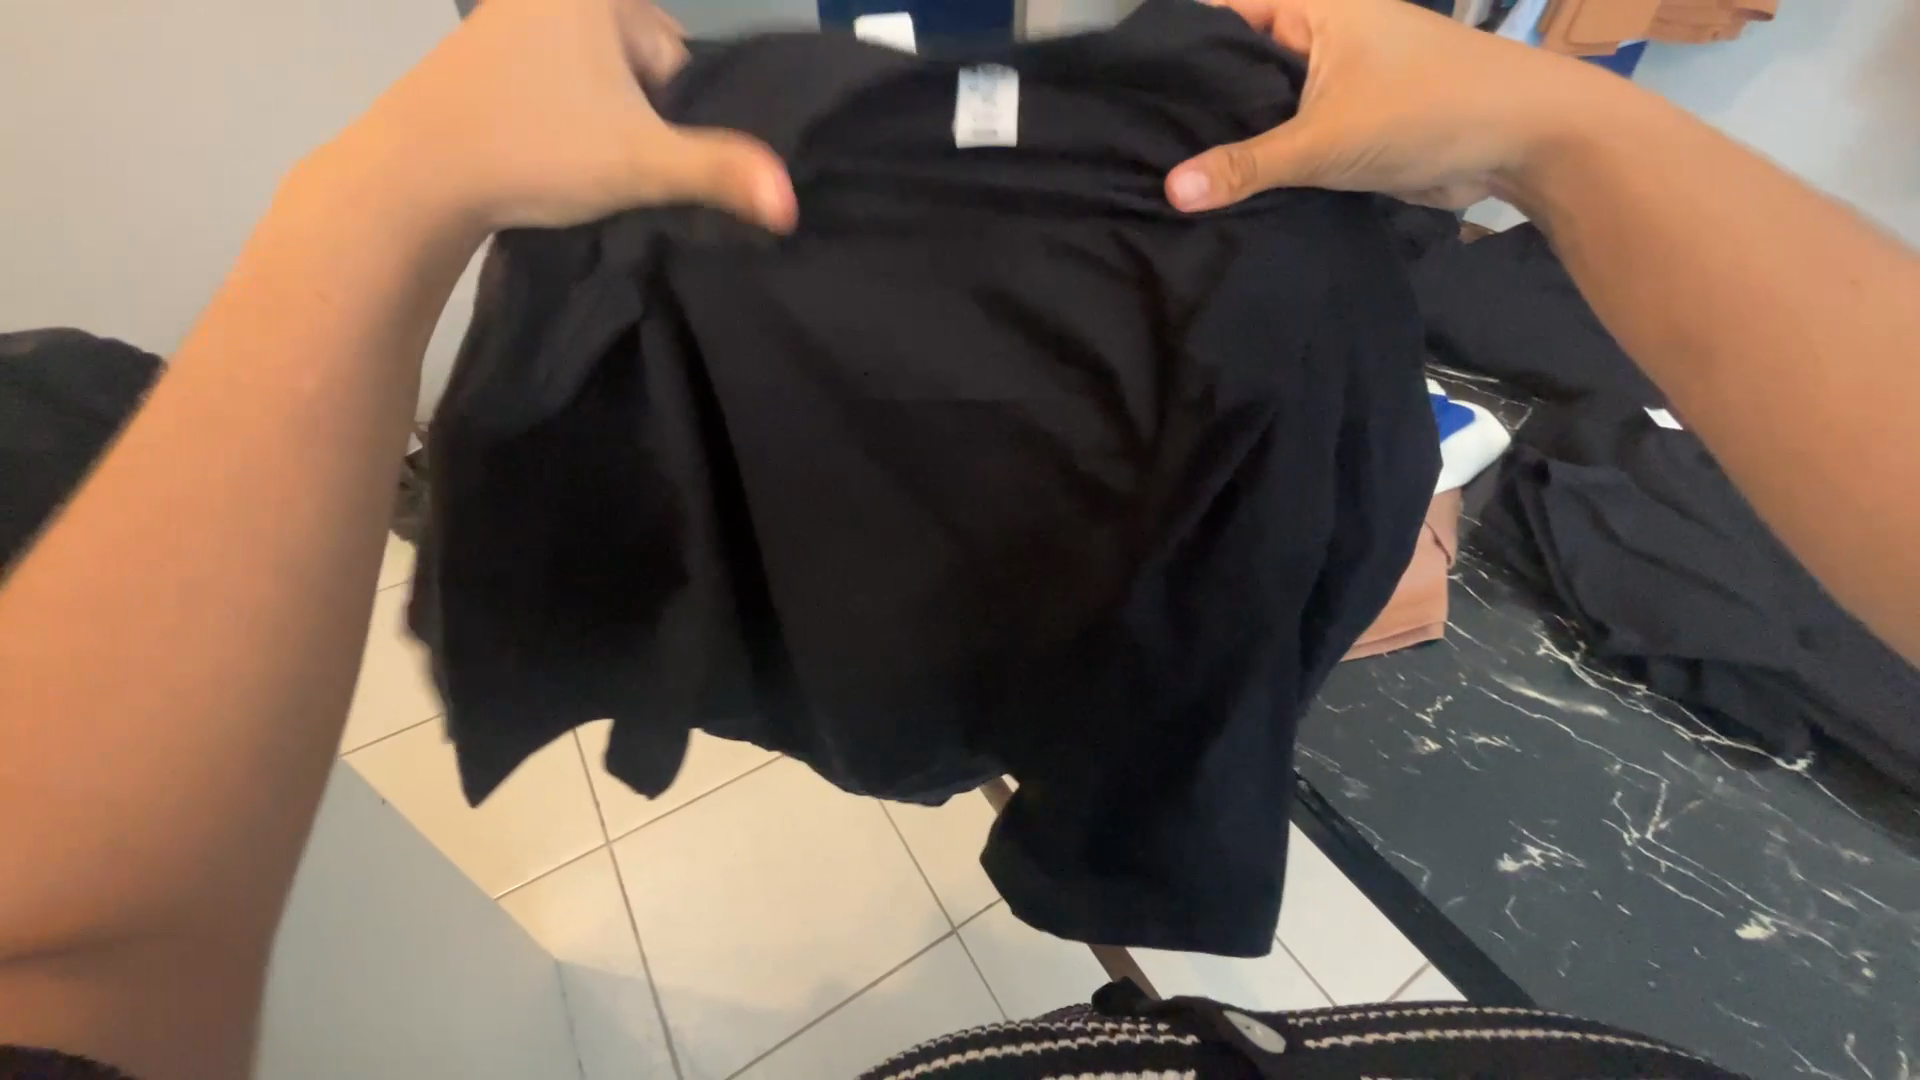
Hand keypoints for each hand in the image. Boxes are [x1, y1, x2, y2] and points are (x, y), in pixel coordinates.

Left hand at [336, 0, 796, 234]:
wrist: (420, 171)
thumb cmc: (538, 148)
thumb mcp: (643, 164)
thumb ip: (721, 174)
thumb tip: (792, 202)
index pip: (677, 60)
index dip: (672, 118)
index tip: (638, 149)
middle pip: (641, 66)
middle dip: (640, 117)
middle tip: (608, 158)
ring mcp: (513, 15)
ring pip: (602, 78)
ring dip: (605, 122)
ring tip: (577, 158)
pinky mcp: (487, 49)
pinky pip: (561, 80)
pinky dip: (568, 115)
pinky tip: (551, 147)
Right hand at [1165, 0, 1617, 210]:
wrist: (1518, 143)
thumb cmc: (1426, 110)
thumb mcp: (1325, 138)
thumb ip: (1247, 165)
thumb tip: (1171, 191)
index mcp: (1315, 9)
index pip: (1226, 17)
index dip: (1180, 50)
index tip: (1130, 89)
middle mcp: (1317, 39)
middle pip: (1237, 66)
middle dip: (1196, 104)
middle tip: (1134, 142)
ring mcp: (1328, 86)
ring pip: (1258, 110)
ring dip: (1225, 142)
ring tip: (1160, 171)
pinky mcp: (1339, 128)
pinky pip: (1282, 141)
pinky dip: (1255, 164)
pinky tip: (1214, 191)